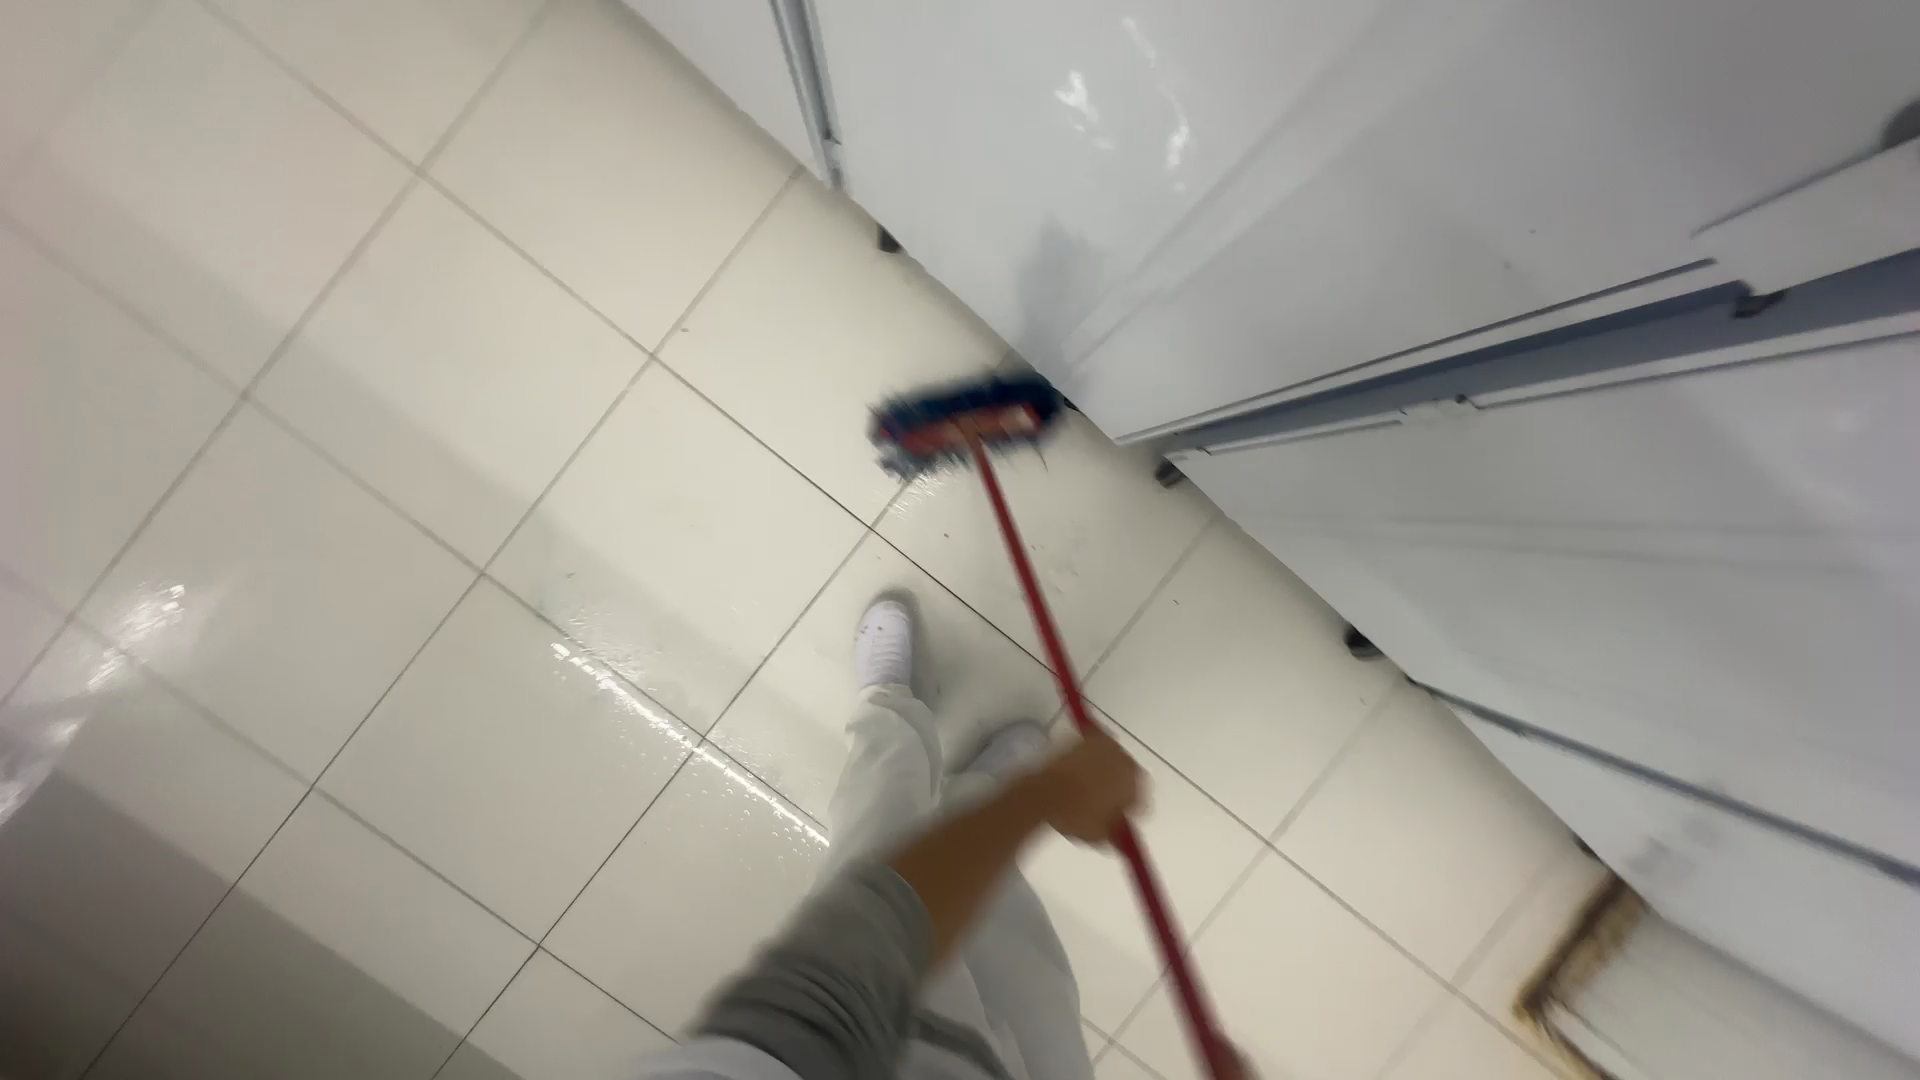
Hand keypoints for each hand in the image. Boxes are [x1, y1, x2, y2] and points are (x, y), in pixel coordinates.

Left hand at [1026, 728, 1145, 842]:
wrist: (1044, 791)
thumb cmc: (1074, 815)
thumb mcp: (1099, 835)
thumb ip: (1117, 833)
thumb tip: (1120, 832)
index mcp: (1135, 786)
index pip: (1141, 800)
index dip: (1128, 810)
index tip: (1117, 817)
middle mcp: (1126, 761)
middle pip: (1130, 775)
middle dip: (1120, 786)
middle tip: (1104, 800)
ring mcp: (1106, 745)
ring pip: (1113, 759)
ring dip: (1107, 768)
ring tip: (1088, 783)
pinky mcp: (1087, 735)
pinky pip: (1096, 746)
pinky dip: (1091, 755)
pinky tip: (1079, 768)